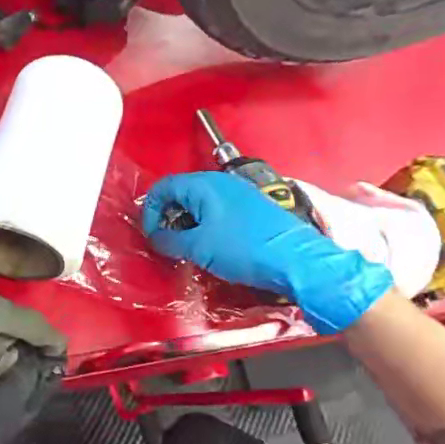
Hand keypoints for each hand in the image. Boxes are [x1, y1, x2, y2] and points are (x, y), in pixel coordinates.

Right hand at [141, 172, 393, 334]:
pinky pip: (218, 213)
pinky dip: (207, 228)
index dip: (150, 211)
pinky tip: (212, 249)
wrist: (294, 259)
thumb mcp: (200, 247)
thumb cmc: (245, 248)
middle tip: (168, 244)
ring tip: (189, 250)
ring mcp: (239, 194)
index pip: (164, 187)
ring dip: (188, 225)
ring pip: (201, 205)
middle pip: (182, 194)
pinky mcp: (251, 209)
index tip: (151, 235)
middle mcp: (221, 183)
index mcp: (204, 184)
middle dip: (169, 218)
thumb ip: (170, 240)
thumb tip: (156, 237)